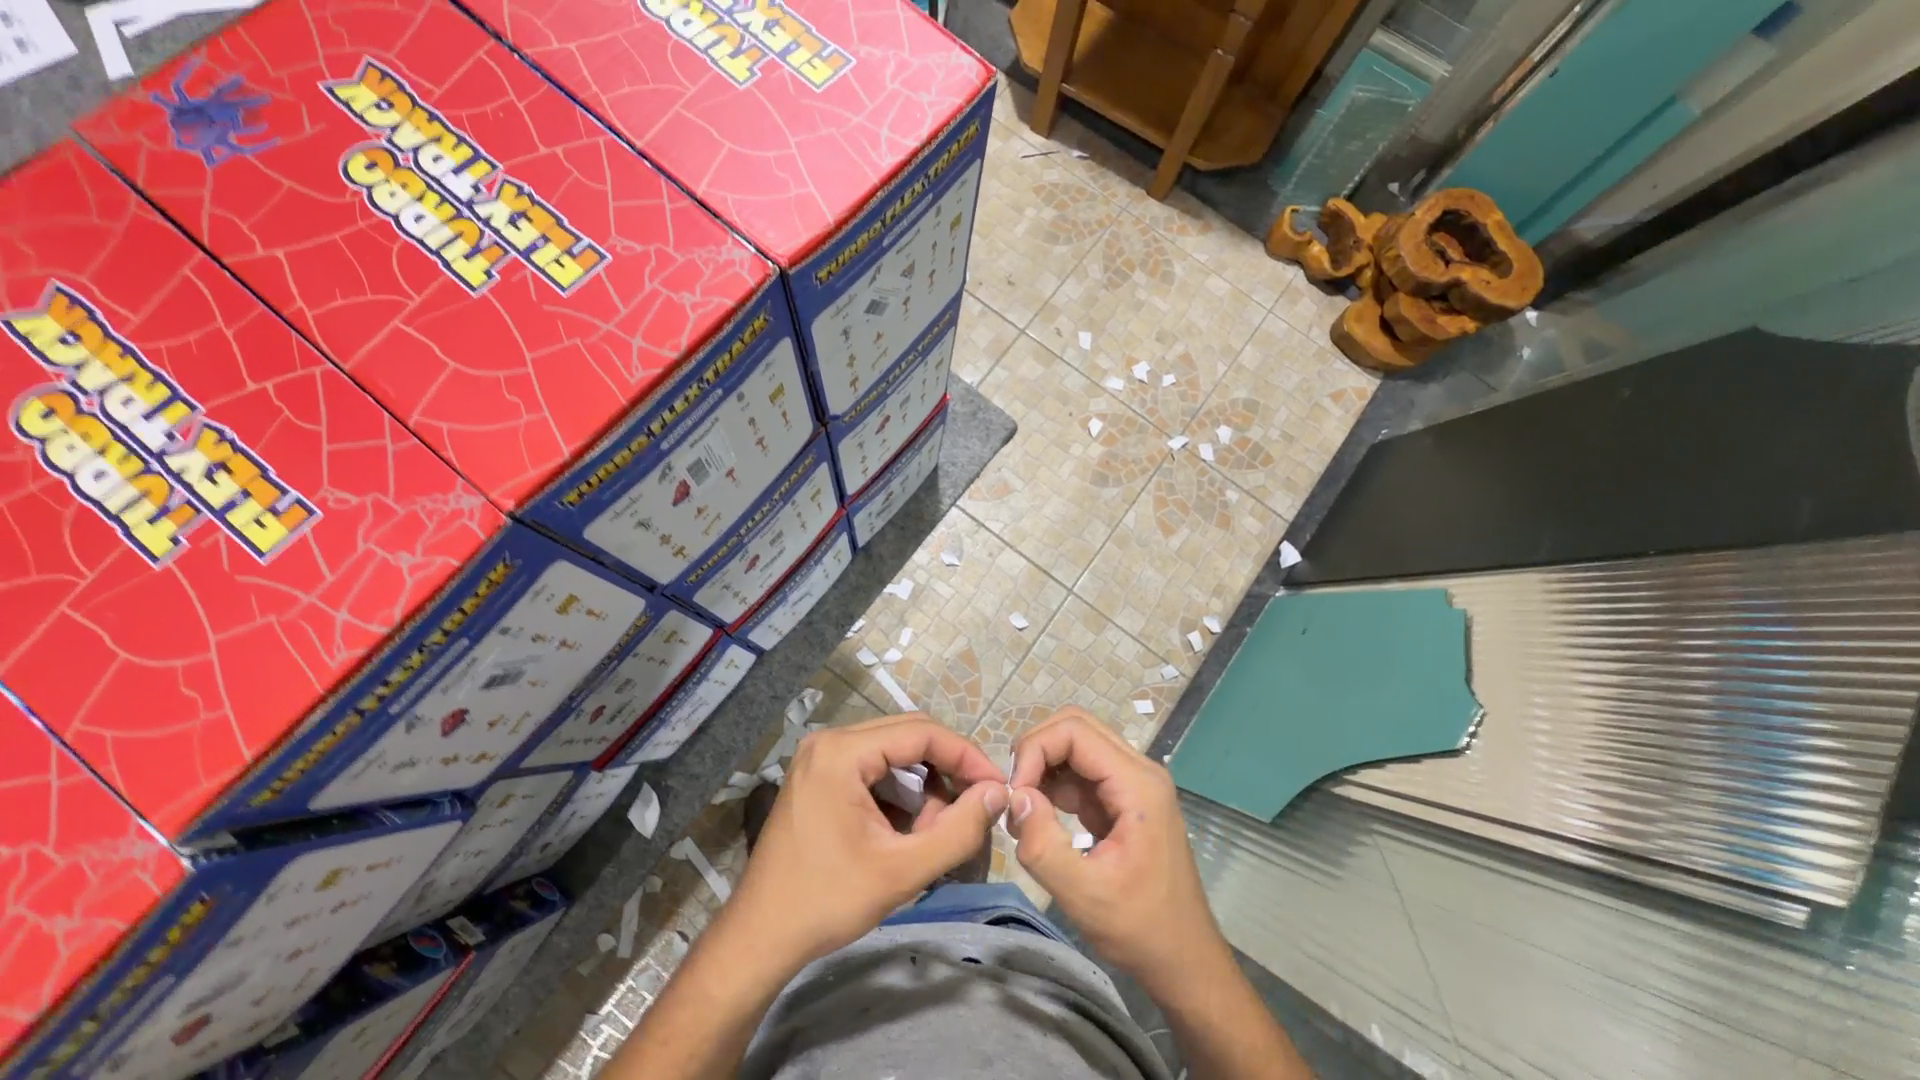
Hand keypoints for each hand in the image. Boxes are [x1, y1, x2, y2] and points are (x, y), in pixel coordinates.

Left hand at [730, 713, 1007, 966]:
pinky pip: (873, 770)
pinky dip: (899, 795)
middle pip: (907, 737)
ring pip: (892, 754)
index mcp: (841, 752)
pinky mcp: (817, 779)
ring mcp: (818, 759)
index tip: (998, 788)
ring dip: (923, 787)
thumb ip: (958, 829)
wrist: (762, 937)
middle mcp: (827, 742)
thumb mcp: (903, 870)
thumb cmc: (828, 901)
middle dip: (946, 772)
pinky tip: (907, 833)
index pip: (921, 732)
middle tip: (975, 809)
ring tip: (934, 832)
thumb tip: (1000, 793)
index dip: (966, 756)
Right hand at [1008, 707, 1223, 986]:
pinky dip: (1053, 785)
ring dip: (1043, 767)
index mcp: (1137, 784)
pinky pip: (1082, 774)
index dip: (1035, 750)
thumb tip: (1016, 798)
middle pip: (1076, 727)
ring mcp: (1132, 786)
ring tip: (1022, 811)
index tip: (1014, 794)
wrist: (1183, 959)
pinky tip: (1037, 819)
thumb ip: (1042, 844)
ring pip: (1078, 746)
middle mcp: (1138, 772)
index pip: (1074, 731)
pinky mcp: (1123, 802)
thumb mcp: (1083, 894)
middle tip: (1014, 794)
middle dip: (1036, 750)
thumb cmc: (1139, 928)